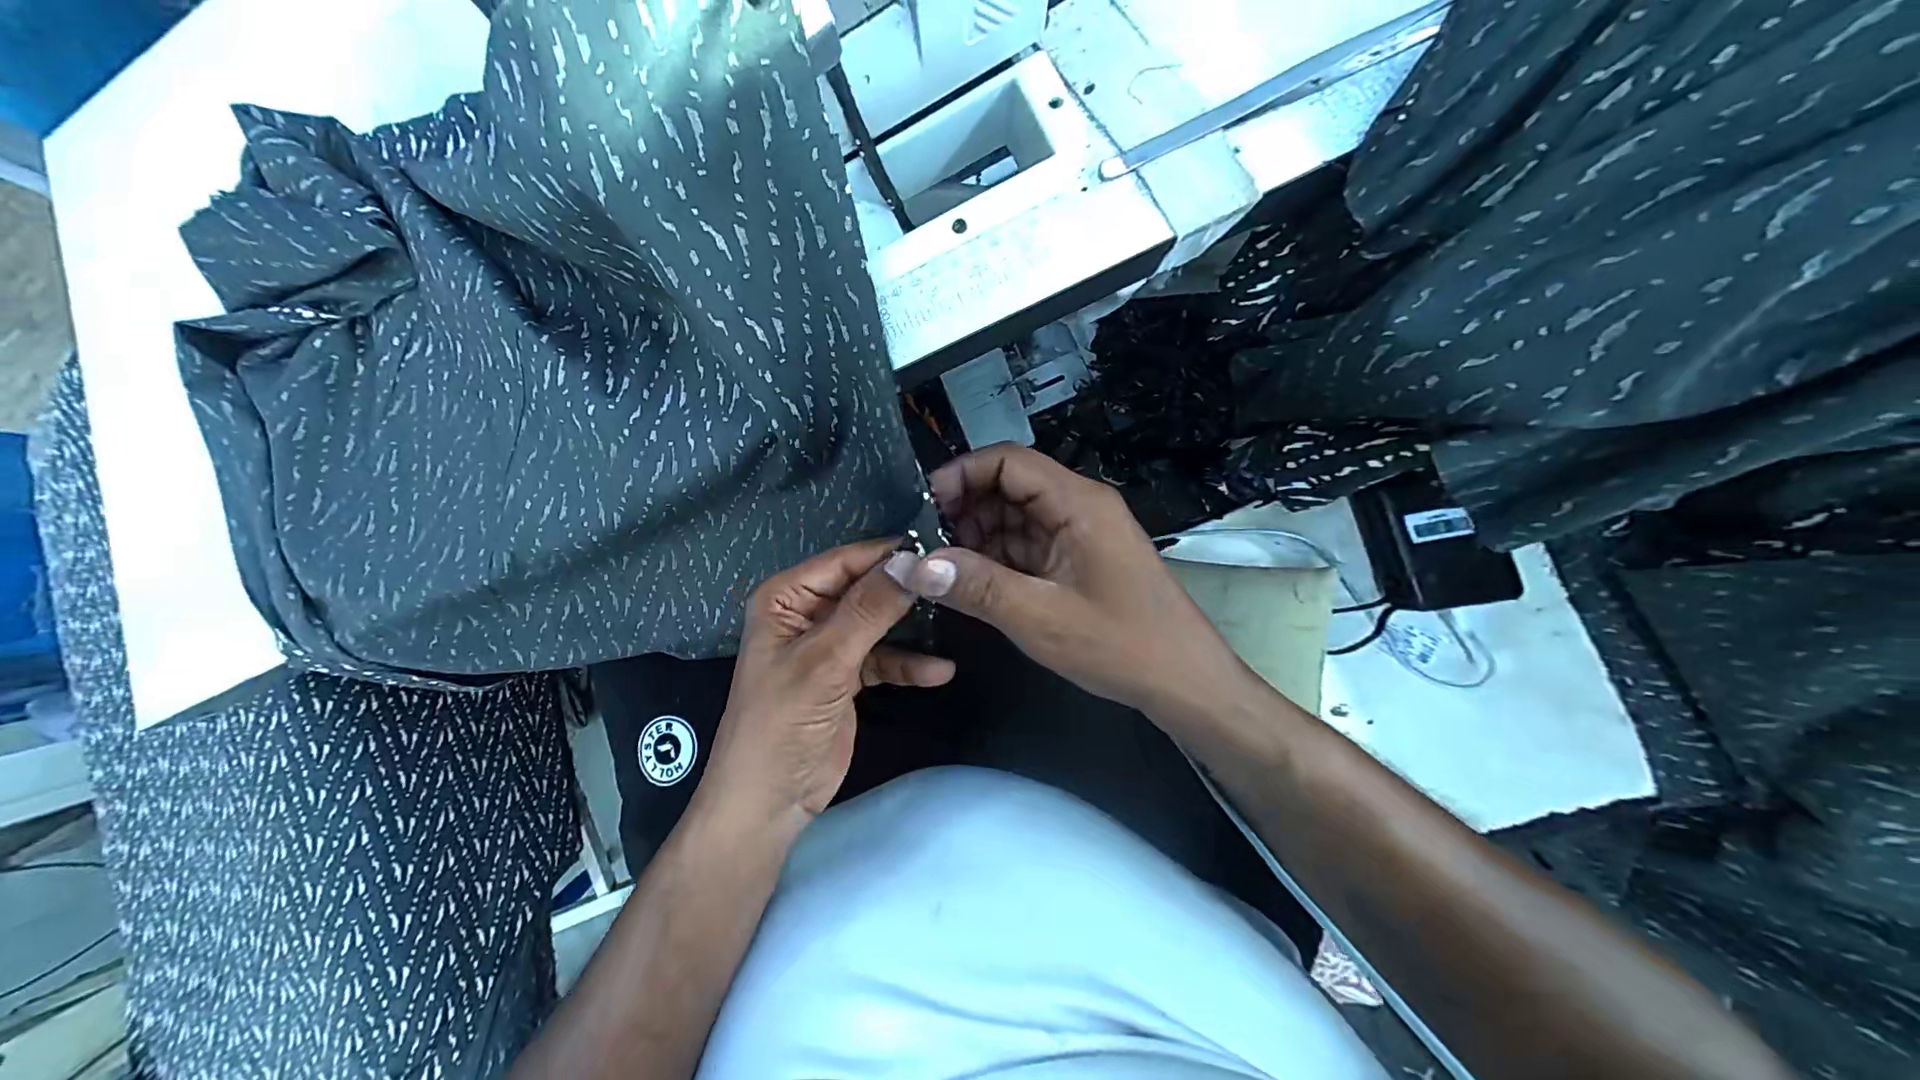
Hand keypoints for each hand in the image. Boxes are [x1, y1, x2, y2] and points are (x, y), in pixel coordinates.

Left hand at [702, 538, 955, 827]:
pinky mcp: (847, 676)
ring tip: (957, 619)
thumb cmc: (783, 722)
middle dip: (905, 589)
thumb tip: (912, 561)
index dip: (889, 555)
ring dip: (912, 627)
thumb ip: (869, 609)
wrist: (770, 801)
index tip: (940, 550)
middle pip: (865, 589)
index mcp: (787, 598)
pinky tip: (940, 672)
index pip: (845, 561)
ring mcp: (829, 646)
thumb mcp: (826, 660)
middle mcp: (807, 614)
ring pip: (879, 622)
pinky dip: (909, 665)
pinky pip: (884, 659)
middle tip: (955, 583)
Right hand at [889, 444, 1255, 723]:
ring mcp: (1079, 533)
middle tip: (926, 545)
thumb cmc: (1121, 645)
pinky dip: (997, 558)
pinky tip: (971, 581)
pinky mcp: (1078, 559)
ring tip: (942, 568)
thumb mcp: (1039, 617)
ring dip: (977, 537)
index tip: (922, 507)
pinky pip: (1027, 544)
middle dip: (964, 509)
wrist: (1184, 681)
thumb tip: (912, 564)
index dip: (959, 475)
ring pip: (1014, 517)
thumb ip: (974, 586)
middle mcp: (1079, 507)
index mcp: (1078, 502)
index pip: (1006, 461)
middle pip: (1008, 485)